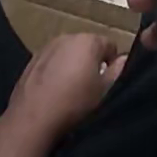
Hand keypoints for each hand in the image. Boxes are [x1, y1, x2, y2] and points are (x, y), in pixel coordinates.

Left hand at [1, 33, 124, 145]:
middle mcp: (67, 37)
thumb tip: (125, 59)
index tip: (108, 83)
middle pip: (87, 47)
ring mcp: (47, 47)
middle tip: (91, 88)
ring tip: (71, 91)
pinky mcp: (32, 60)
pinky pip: (51, 61)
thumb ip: (118, 71)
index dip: (112, 63)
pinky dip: (55, 71)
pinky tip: (53, 92)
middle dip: (91, 62)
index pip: (109, 45)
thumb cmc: (75, 104)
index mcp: (88, 41)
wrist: (33, 119)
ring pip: (68, 53)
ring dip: (72, 65)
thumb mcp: (104, 91)